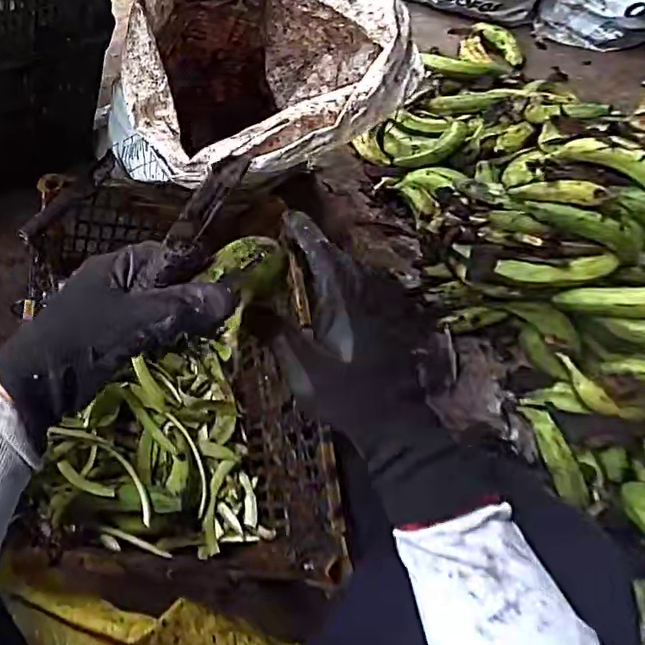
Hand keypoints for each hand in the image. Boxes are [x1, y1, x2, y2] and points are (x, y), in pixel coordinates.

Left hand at [0, 242, 235, 450]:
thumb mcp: (134, 322)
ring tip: (202, 341)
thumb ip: (180, 307)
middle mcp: (111, 279)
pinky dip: (159, 339)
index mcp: (116, 264)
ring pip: (154, 308)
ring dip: (176, 323)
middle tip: (217, 323)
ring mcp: (105, 308)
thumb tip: (229, 294)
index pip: (168, 255)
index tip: (226, 293)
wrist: (30, 387)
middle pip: (163, 282)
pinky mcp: (103, 335)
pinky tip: (175, 355)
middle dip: (189, 300)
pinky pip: (141, 329)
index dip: (197, 270)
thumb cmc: (81, 343)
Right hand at [273, 211, 496, 525]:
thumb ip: (276, 334)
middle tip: (290, 233)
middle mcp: (363, 296)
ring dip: (329, 259)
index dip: (305, 233)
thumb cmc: (347, 397)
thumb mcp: (303, 369)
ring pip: (352, 272)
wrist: (396, 428)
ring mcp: (377, 309)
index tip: (288, 216)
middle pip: (339, 258)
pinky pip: (359, 287)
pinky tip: (329, 288)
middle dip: (315, 242)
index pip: (322, 255)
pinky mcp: (384, 324)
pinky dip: (341, 278)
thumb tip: (247, 305)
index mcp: (343, 300)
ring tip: (305, 254)